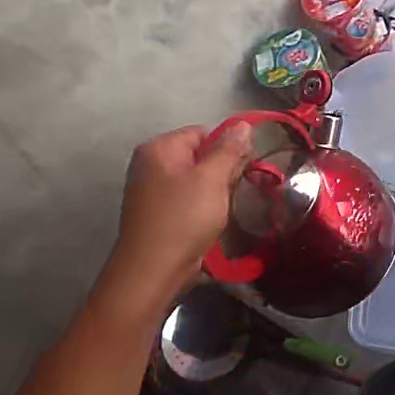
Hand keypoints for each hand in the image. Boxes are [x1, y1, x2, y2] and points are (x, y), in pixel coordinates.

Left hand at [102, 123, 252, 306]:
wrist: (153, 269)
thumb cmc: (184, 219)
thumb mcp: (212, 180)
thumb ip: (229, 150)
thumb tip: (243, 124)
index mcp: (159, 148)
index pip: (203, 133)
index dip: (227, 149)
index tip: (241, 171)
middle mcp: (150, 164)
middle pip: (199, 156)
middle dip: (221, 173)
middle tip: (231, 193)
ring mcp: (151, 190)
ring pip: (196, 180)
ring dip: (214, 193)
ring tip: (221, 211)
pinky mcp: (156, 213)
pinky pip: (187, 200)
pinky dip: (202, 208)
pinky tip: (208, 223)